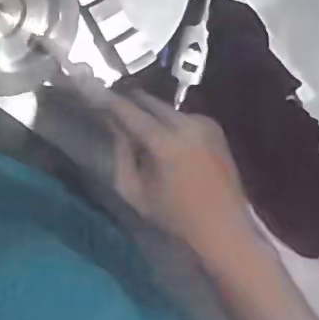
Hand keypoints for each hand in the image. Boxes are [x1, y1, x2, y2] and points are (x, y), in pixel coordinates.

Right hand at [73, 79, 255, 253]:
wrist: (227, 231)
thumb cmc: (177, 218)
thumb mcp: (136, 192)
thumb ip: (121, 154)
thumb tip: (114, 124)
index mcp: (166, 142)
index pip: (129, 111)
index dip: (108, 99)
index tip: (91, 88)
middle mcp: (187, 124)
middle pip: (148, 101)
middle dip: (129, 101)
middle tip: (111, 105)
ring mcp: (204, 123)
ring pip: (165, 107)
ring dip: (149, 111)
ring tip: (136, 123)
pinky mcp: (214, 127)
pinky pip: (182, 115)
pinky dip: (168, 120)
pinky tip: (164, 136)